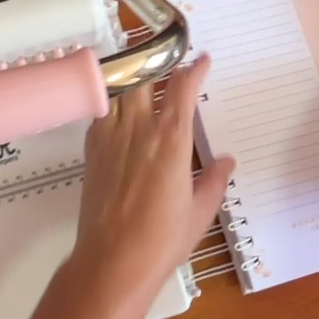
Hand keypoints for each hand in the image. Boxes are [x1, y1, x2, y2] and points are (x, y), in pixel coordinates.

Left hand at [71, 55, 233, 305]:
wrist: (113, 261)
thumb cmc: (162, 239)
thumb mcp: (200, 211)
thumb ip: (214, 180)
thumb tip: (227, 161)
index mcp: (171, 138)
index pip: (182, 87)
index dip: (194, 69)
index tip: (201, 60)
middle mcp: (138, 128)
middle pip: (143, 75)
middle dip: (155, 61)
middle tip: (165, 58)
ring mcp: (110, 135)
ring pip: (118, 88)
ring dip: (131, 78)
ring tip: (140, 75)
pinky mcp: (91, 149)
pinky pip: (101, 112)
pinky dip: (112, 103)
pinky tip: (120, 112)